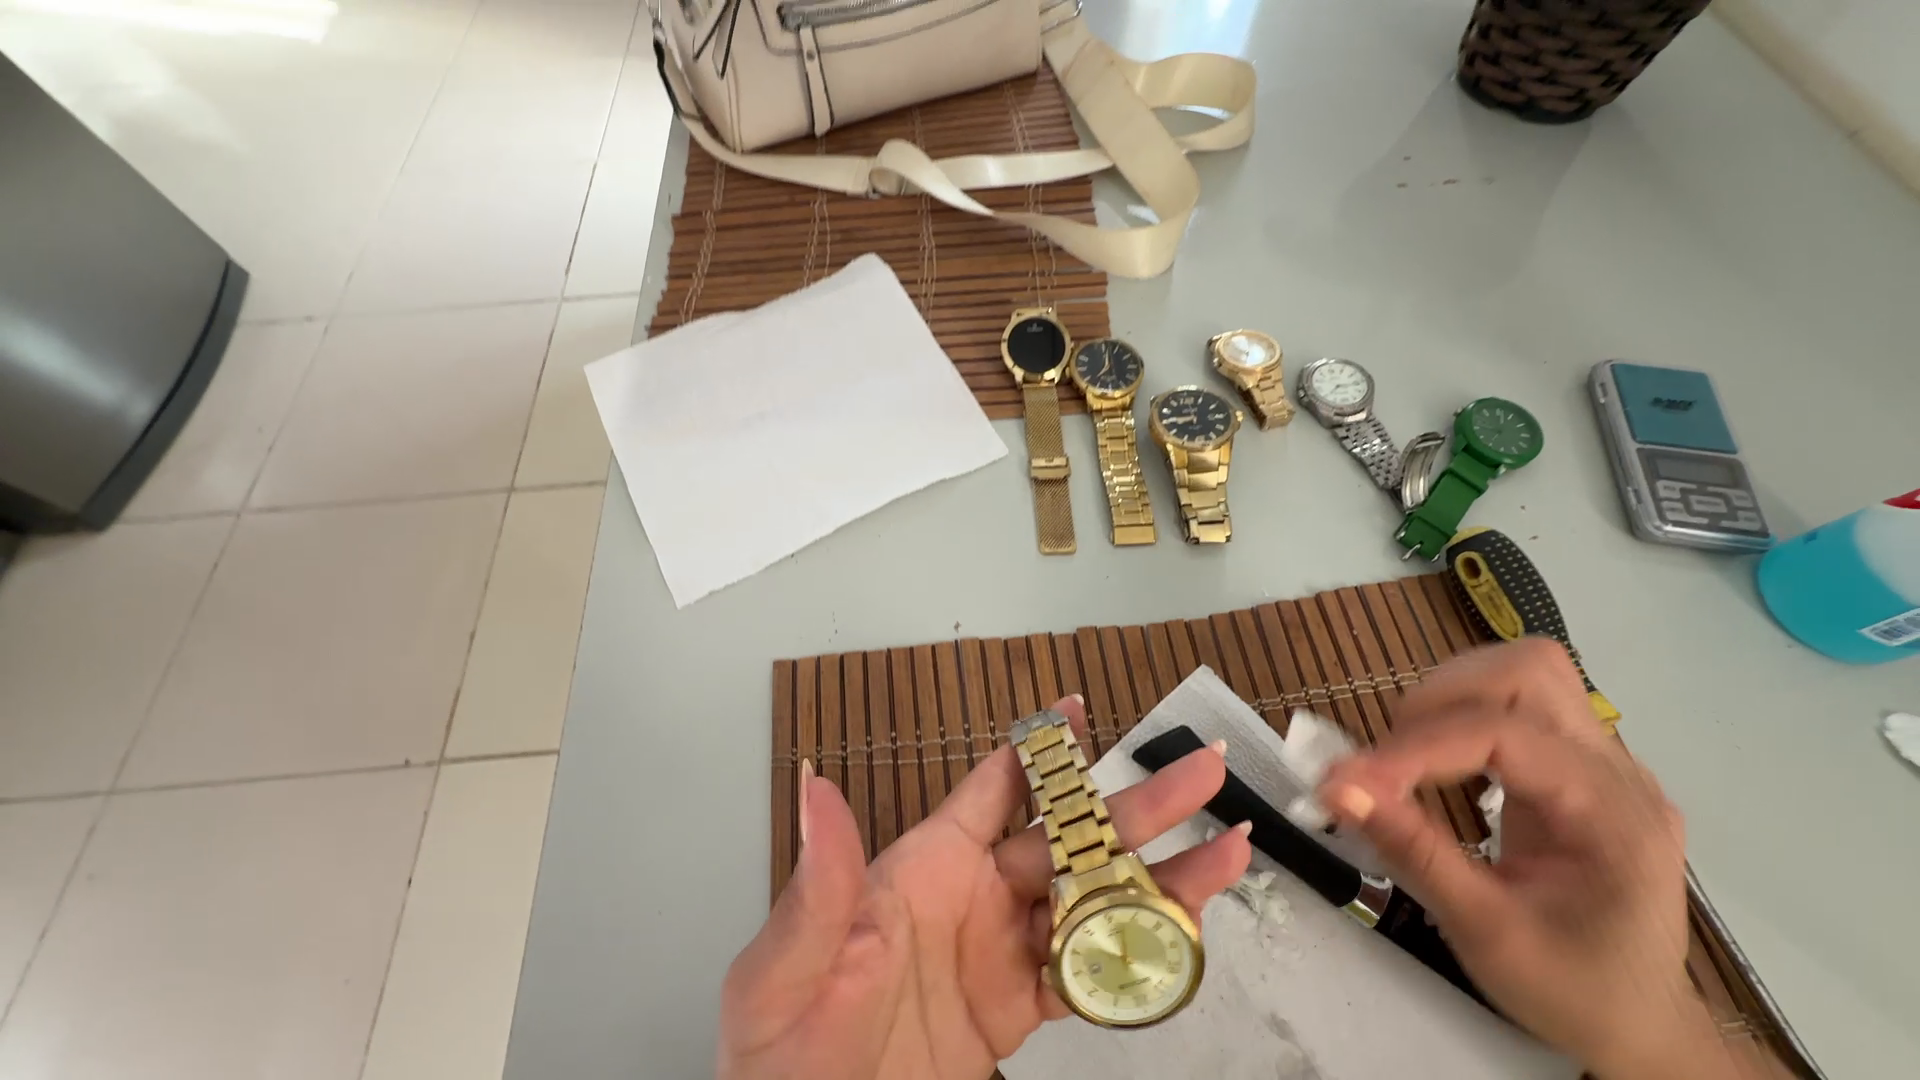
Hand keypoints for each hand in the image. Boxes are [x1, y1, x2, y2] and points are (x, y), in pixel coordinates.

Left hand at [719, 696, 1251, 1079]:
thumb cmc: (780, 1054)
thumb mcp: (788, 971)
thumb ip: (818, 884)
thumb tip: (817, 786)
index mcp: (921, 869)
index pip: (992, 788)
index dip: (1041, 748)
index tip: (1082, 707)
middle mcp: (969, 899)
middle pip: (1066, 839)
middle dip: (1134, 807)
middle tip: (1198, 772)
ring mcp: (996, 954)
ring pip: (1091, 901)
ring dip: (1159, 877)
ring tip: (1225, 849)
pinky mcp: (1014, 1012)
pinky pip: (1088, 976)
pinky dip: (1140, 957)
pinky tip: (1184, 937)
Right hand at [1315, 640, 1718, 1077]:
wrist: (1636, 1024)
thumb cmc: (1571, 990)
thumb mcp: (1485, 932)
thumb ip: (1413, 851)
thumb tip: (1336, 788)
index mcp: (1614, 816)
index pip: (1506, 735)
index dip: (1416, 748)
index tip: (1344, 781)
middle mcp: (1617, 770)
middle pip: (1528, 672)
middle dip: (1440, 699)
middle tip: (1386, 760)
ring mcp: (1601, 761)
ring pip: (1521, 672)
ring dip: (1448, 696)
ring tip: (1405, 757)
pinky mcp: (1573, 763)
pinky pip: (1514, 701)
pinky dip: (1458, 713)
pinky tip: (1435, 762)